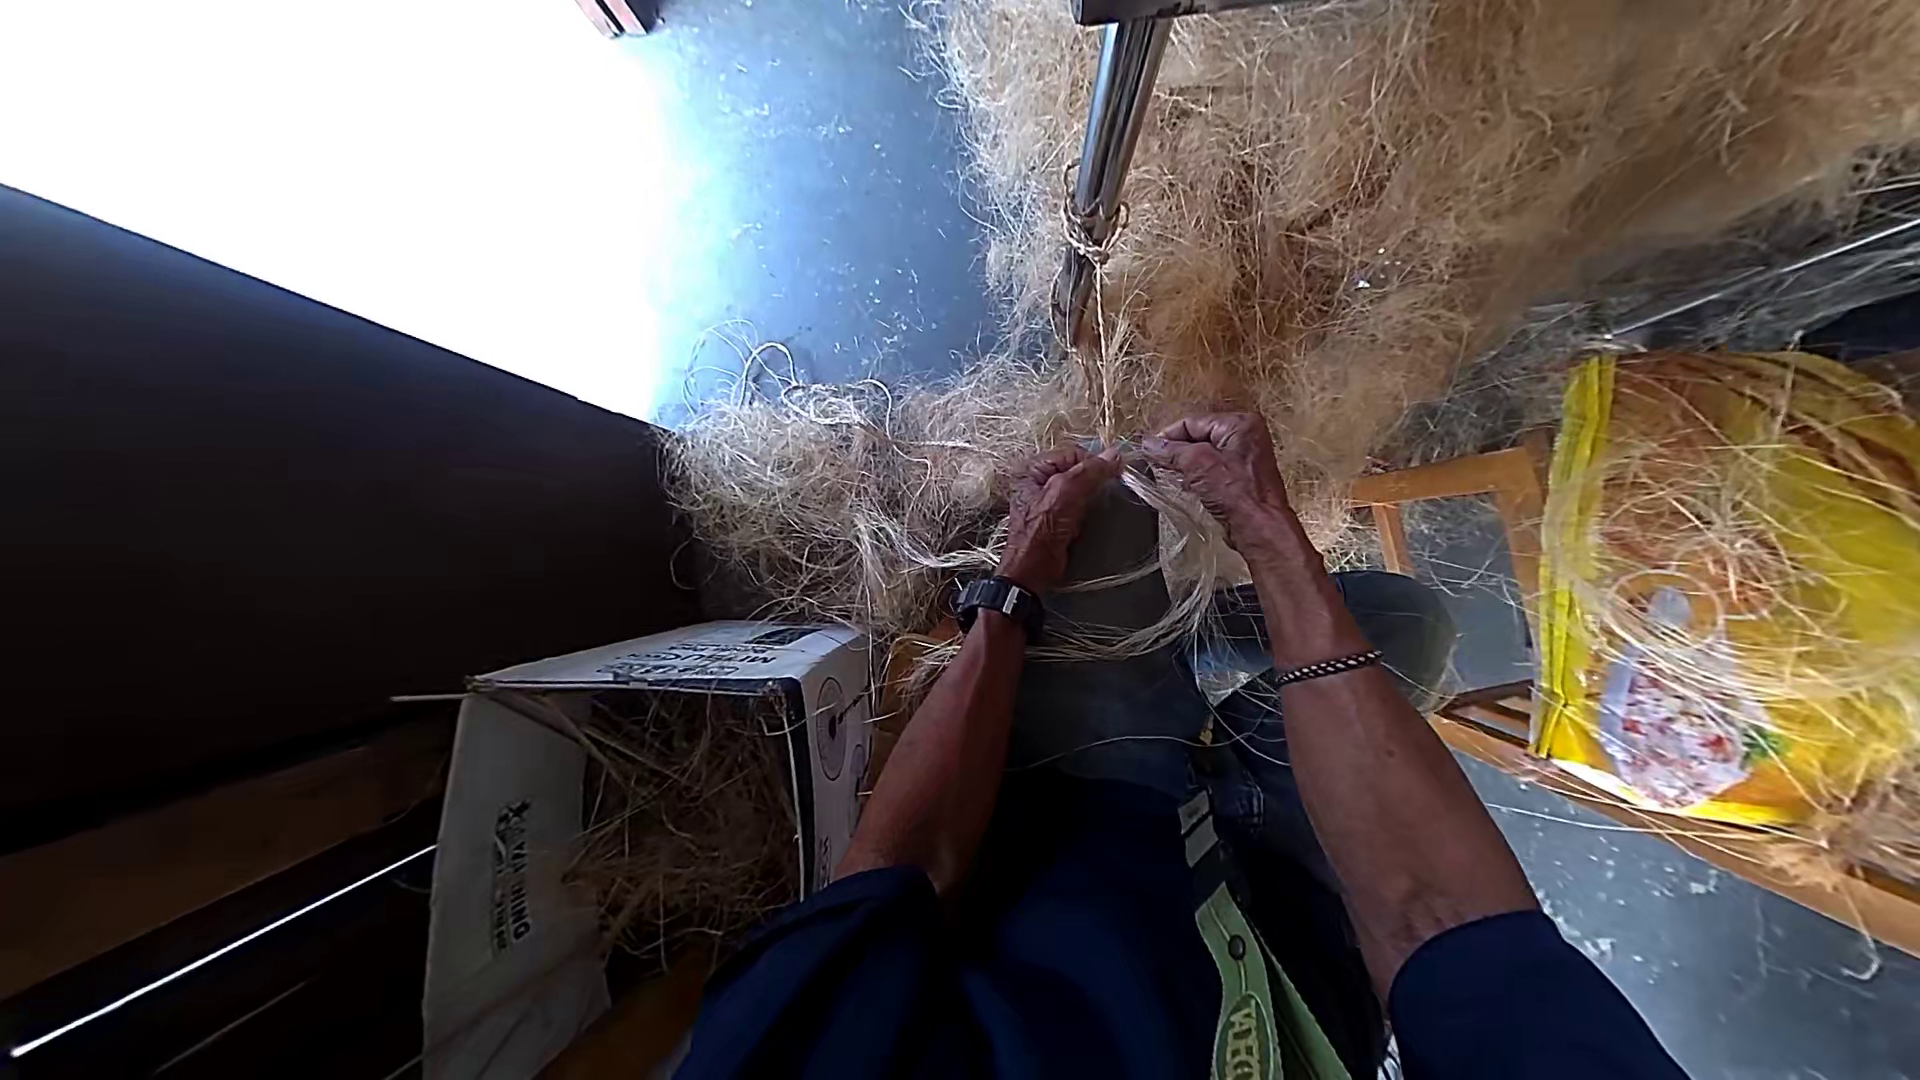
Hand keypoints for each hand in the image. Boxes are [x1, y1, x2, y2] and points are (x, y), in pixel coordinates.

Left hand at [998, 446, 1122, 593]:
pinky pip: (1078, 507)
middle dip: (1092, 482)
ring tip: (1090, 511)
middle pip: (1077, 471)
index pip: (1072, 453)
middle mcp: (1037, 481)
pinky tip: (1085, 522)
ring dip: (1090, 499)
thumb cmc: (1042, 531)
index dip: (1093, 462)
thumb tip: (1115, 454)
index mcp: (1032, 469)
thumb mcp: (1065, 494)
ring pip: (1080, 490)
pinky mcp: (1056, 519)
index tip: (1111, 475)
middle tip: (1100, 495)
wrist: (1032, 570)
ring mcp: (1047, 501)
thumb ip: (1089, 472)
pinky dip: (1086, 512)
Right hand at [1142, 412, 1298, 556]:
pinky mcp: (1240, 478)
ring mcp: (1244, 458)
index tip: (1148, 451)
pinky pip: (1210, 470)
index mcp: (1238, 424)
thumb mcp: (1196, 463)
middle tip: (1156, 465)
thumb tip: (1148, 444)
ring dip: (1184, 466)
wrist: (1258, 526)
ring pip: (1202, 455)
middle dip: (1176, 452)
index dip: (1167, 436)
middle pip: (1197, 437)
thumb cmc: (1234, 492)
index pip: (1192, 422)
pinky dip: (1195, 476)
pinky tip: (1187, 487)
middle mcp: (1244, 436)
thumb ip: (1170, 450)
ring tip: (1170, 477)